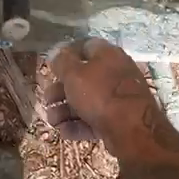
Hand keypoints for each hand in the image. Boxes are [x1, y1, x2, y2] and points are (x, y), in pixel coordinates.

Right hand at [41, 37, 166, 154]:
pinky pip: (93, 119)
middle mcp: (114, 73)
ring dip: (65, 110)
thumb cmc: (100, 94)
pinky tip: (64, 131)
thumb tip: (55, 51)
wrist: (131, 129)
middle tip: (47, 99)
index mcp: (107, 55)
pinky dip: (77, 125)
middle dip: (60, 90)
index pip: (85, 46)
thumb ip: (62, 62)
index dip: (66, 55)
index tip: (51, 67)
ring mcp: (117, 98)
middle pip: (82, 78)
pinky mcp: (117, 119)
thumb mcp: (75, 74)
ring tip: (53, 120)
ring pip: (85, 101)